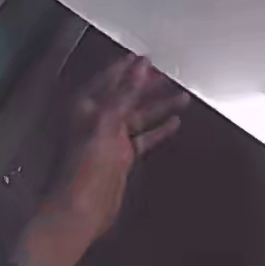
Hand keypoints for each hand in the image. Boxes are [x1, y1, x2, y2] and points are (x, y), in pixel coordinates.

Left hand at [52, 55, 188, 243]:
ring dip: (159, 105)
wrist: (82, 208)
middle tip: (168, 74)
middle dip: (148, 84)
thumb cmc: (86, 166)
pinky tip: (174, 122)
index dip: (128, 67)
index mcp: (88, 105)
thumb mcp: (107, 123)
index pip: (111, 78)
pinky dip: (159, 129)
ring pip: (140, 115)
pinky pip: (144, 137)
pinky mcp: (122, 155)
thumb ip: (125, 94)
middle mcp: (99, 118)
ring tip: (181, 95)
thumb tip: (139, 67)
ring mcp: (111, 137)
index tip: (145, 57)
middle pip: (128, 95)